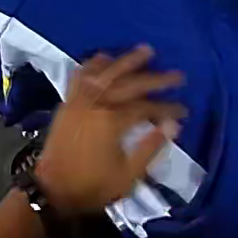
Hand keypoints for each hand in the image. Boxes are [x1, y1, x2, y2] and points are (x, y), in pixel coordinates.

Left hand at [35, 46, 186, 215]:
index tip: (184, 109)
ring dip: (125, 60)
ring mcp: (79, 99)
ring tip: (145, 50)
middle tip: (177, 74)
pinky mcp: (68, 101)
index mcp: (111, 121)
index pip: (146, 107)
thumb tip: (173, 125)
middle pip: (129, 84)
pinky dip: (93, 64)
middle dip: (155, 78)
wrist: (53, 187)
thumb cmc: (93, 185)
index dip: (167, 107)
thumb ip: (151, 147)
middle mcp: (95, 103)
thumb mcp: (129, 174)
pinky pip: (81, 75)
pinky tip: (104, 57)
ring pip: (105, 72)